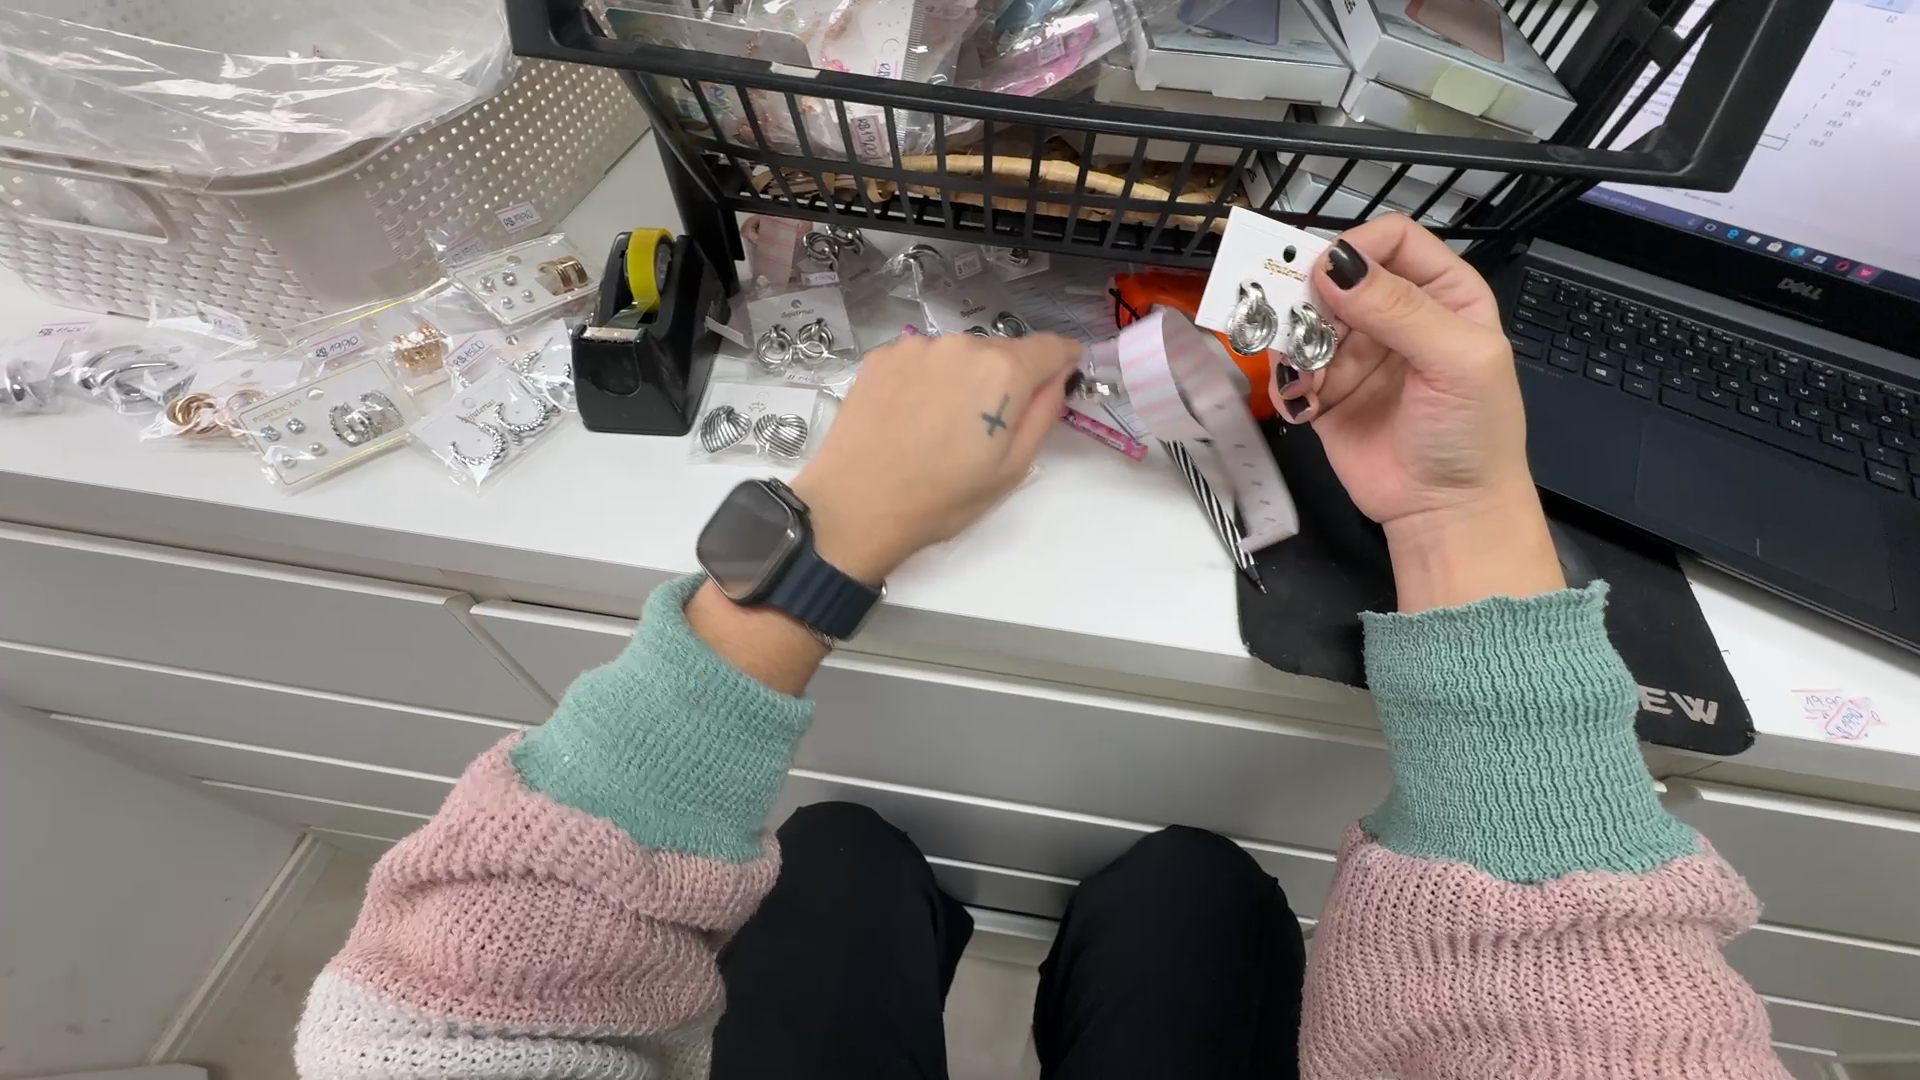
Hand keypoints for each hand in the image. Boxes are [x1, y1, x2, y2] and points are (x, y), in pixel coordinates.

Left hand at [792, 331, 1081, 583]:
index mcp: (1003, 372)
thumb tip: (1059, 377)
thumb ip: (1044, 413)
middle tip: (985, 428)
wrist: (856, 507)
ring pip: (960, 355)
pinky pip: (922, 360)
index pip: (1052, 347)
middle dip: (1007, 380)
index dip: (1063, 363)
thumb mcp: (1011, 469)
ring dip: (964, 379)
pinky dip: (927, 380)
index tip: (1059, 381)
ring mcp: (917, 347)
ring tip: (941, 426)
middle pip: (1004, 352)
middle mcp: (962, 345)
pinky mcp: (881, 356)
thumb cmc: (942, 499)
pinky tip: (911, 417)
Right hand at [1285, 214, 1564, 610]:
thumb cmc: (1471, 434)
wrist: (1442, 509)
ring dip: (1294, 340)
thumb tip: (1333, 266)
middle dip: (1309, 295)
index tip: (1320, 276)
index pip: (1393, 242)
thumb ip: (1399, 309)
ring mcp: (1355, 355)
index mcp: (1443, 295)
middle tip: (1291, 320)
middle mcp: (1394, 318)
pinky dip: (1287, 377)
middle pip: (1337, 278)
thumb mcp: (1456, 360)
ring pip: (1306, 321)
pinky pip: (1291, 367)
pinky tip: (1303, 399)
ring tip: (1305, 373)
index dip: (1354, 248)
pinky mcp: (1323, 392)